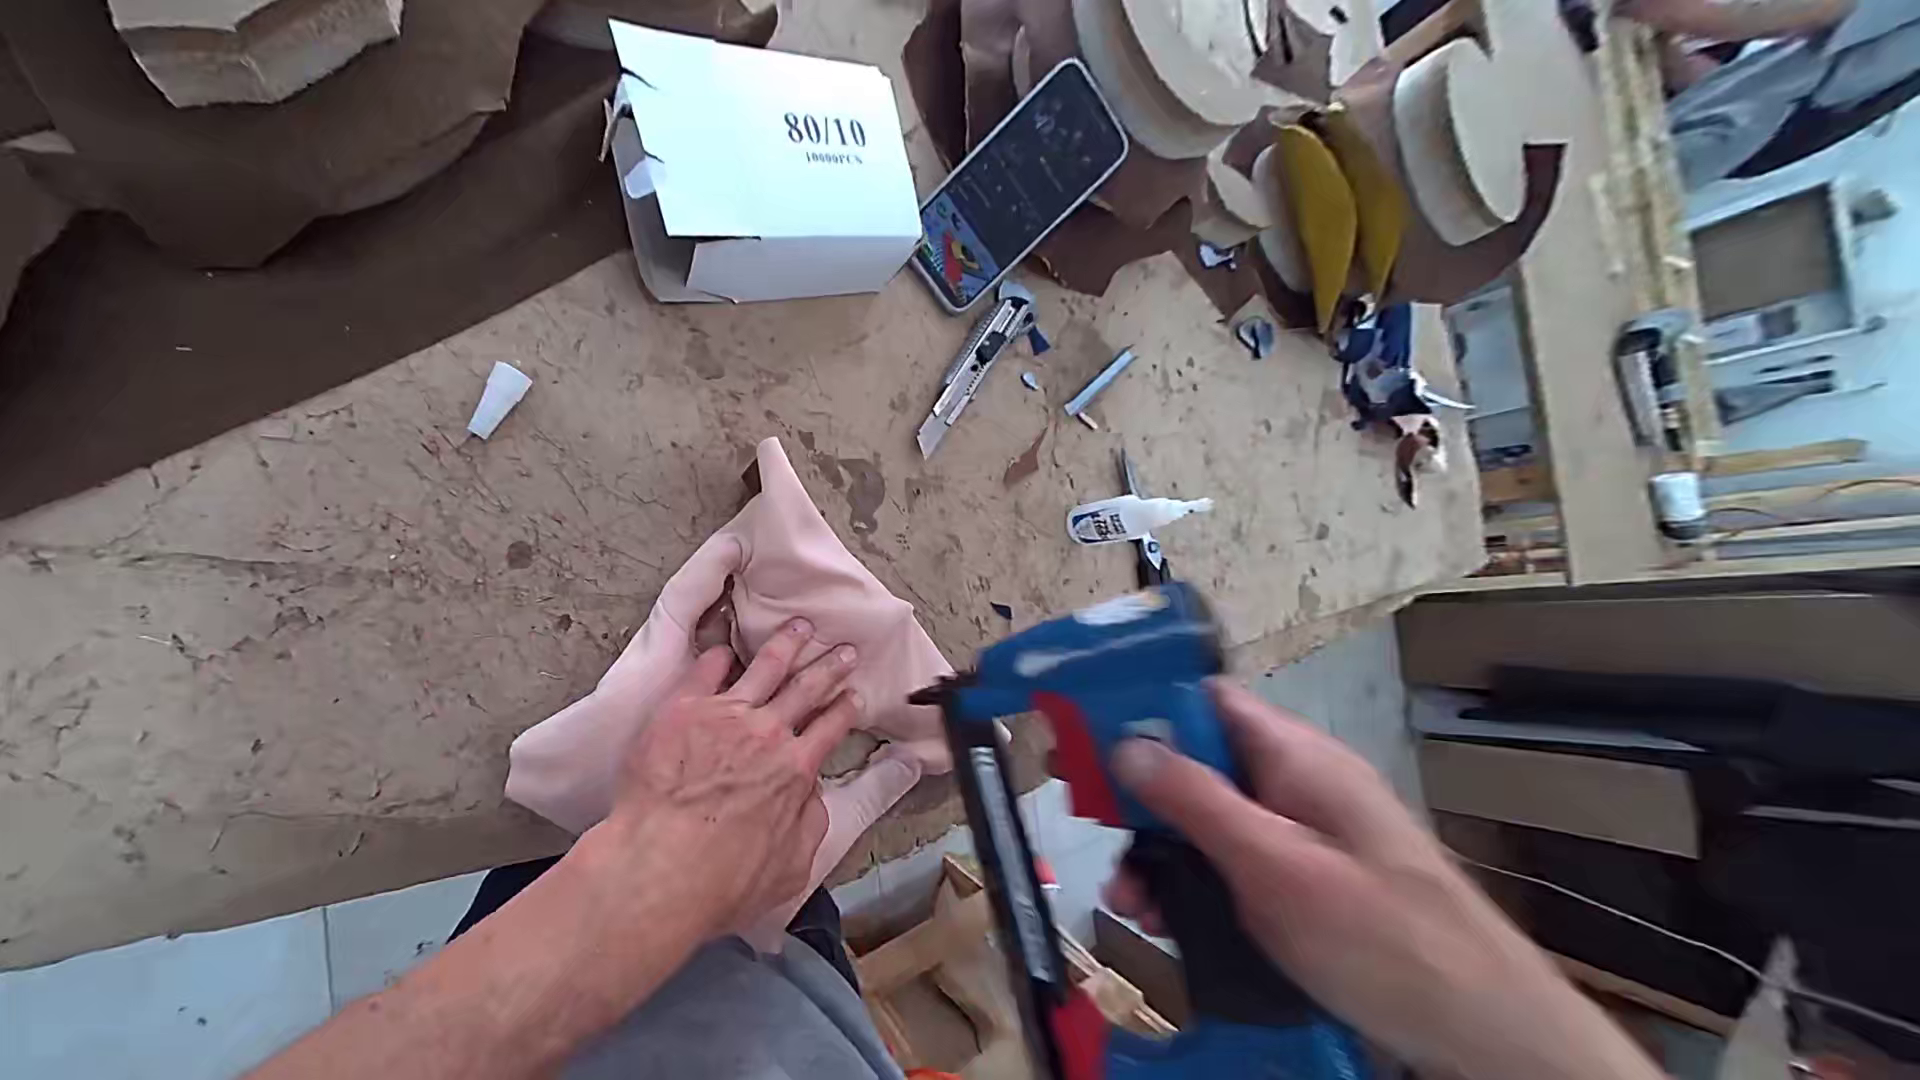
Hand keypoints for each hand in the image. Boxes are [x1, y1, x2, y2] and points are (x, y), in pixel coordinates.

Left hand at [597, 617, 863, 942]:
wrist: (658, 868)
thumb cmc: (722, 880)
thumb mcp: (792, 867)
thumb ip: (811, 823)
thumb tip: (812, 796)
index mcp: (796, 767)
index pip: (832, 726)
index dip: (846, 708)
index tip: (853, 696)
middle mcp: (768, 733)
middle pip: (809, 686)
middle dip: (831, 665)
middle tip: (845, 650)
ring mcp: (726, 715)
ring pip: (766, 666)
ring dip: (788, 643)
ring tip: (799, 627)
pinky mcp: (684, 710)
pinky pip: (706, 670)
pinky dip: (720, 656)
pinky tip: (726, 648)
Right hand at [1105, 680, 1663, 1079]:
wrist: (1490, 1039)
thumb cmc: (1381, 936)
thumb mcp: (1273, 865)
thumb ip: (1195, 799)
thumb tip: (1125, 743)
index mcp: (1291, 753)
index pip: (1206, 699)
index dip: (1147, 706)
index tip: (1093, 736)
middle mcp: (1288, 779)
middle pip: (1195, 760)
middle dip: (1142, 796)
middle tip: (1096, 826)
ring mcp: (1293, 829)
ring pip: (1204, 815)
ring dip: (1159, 850)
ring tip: (1128, 900)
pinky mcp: (1296, 874)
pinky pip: (1226, 857)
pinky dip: (1190, 880)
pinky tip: (1164, 919)